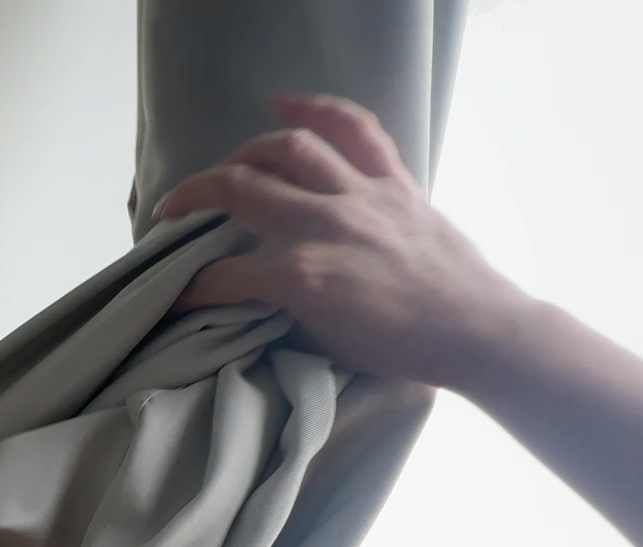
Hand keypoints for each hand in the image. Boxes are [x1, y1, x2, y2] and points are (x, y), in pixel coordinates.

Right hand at [157, 93, 537, 391]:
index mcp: (300, 276)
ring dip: (242, 153)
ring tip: (224, 169)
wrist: (472, 330)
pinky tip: (282, 101)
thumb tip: (240, 294)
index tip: (173, 299)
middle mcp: (323, 224)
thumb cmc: (393, 349)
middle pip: (239, 191)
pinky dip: (317, 107)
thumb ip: (274, 309)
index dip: (187, 292)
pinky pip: (355, 129)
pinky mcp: (394, 180)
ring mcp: (361, 195)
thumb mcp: (316, 340)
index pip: (221, 277)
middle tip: (170, 212)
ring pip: (288, 148)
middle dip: (191, 199)